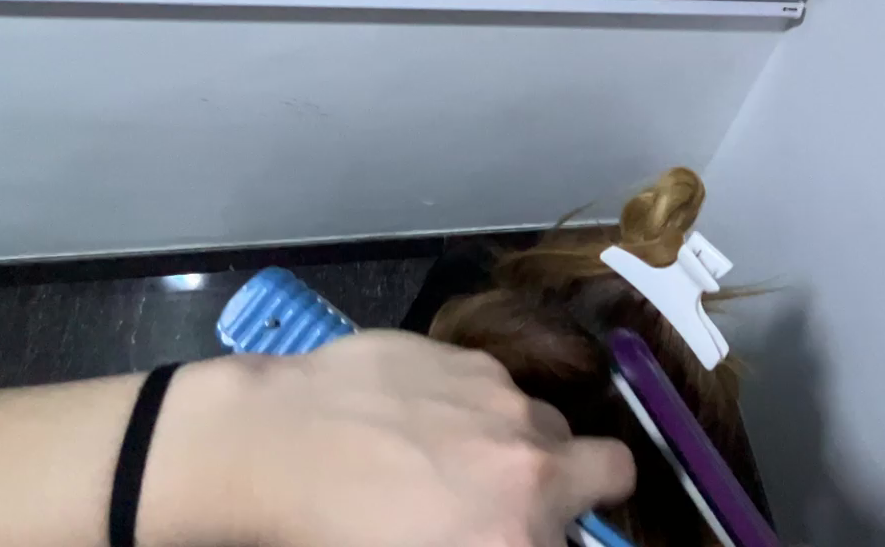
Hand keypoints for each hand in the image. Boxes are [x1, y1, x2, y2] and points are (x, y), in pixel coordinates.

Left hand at [142, 331, 635, 546]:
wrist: (278, 443)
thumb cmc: (337, 534)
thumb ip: (494, 537)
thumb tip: (508, 523)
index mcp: (517, 532)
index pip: (594, 519)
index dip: (572, 531)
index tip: (548, 530)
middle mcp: (528, 459)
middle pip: (606, 465)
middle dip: (582, 482)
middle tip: (524, 494)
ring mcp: (501, 396)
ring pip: (544, 420)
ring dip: (521, 440)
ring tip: (451, 451)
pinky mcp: (469, 354)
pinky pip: (498, 386)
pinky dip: (479, 403)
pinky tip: (420, 412)